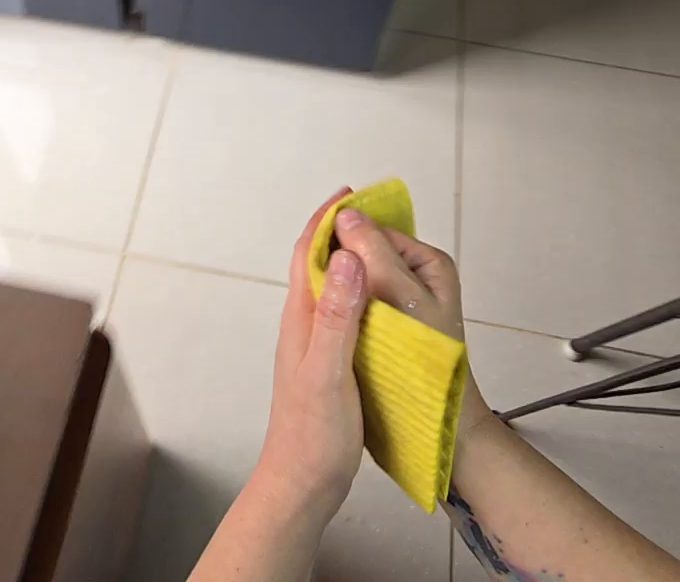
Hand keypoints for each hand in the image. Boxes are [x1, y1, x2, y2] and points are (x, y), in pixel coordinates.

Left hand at [249, 188, 370, 526]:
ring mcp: (312, 341)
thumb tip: (346, 257)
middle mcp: (303, 321)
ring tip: (378, 244)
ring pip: (328, 285)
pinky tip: (377, 300)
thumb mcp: (328, 372)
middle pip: (316, 262)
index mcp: (301, 316)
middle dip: (337, 231)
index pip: (308, 253)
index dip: (325, 220)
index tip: (349, 194)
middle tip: (370, 211)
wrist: (301, 484)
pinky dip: (356, 290)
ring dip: (347, 258)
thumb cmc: (314, 434)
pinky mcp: (326, 359)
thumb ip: (338, 317)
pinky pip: (340, 309)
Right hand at [330, 207, 495, 445]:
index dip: (342, 240)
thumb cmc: (425, 367)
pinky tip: (327, 321)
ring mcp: (400, 302)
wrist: (441, 435)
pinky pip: (359, 304)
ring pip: (358, 280)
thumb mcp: (401, 301)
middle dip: (339, 265)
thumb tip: (345, 213)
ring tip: (317, 306)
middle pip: (364, 254)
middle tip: (313, 288)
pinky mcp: (388, 326)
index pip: (373, 233)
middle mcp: (415, 276)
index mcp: (427, 263)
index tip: (314, 259)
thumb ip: (375, 255)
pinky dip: (342, 308)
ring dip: (338, 287)